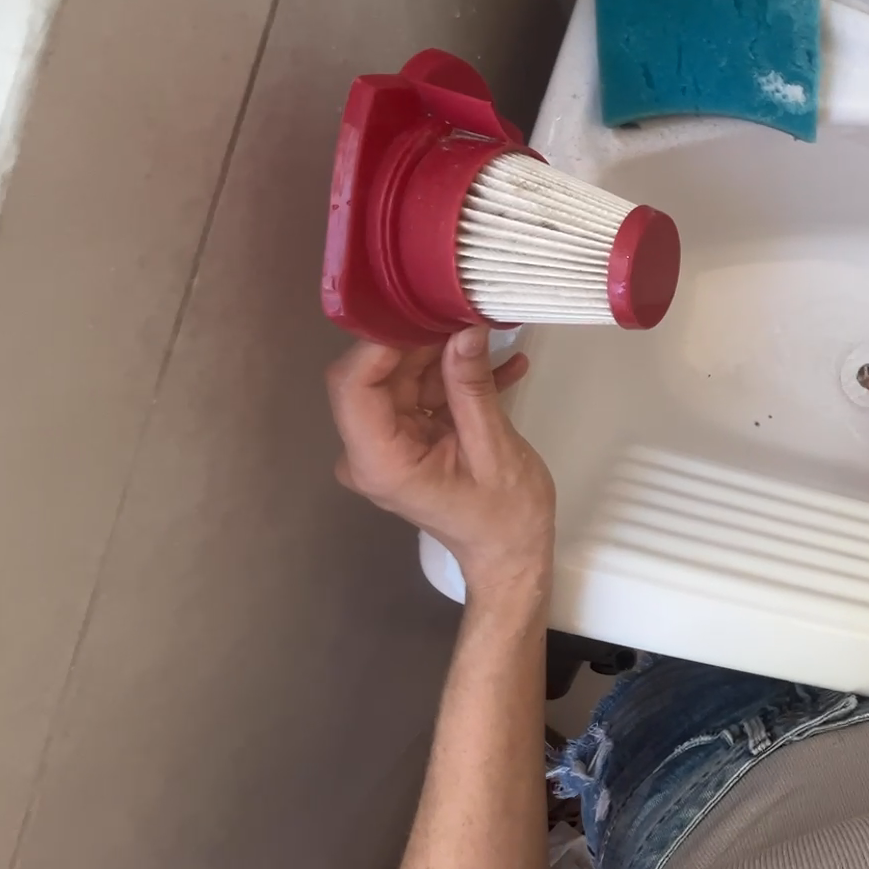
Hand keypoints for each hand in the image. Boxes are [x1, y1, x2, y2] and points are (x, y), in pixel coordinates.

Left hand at [326, 327, 555, 603]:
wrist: (513, 555)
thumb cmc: (505, 517)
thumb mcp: (496, 450)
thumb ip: (473, 390)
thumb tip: (463, 330)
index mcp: (381, 461)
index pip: (355, 386)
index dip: (382, 344)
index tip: (426, 313)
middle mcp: (372, 451)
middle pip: (380, 378)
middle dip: (423, 344)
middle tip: (467, 316)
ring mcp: (392, 445)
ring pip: (407, 382)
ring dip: (450, 359)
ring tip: (493, 337)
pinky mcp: (414, 441)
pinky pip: (429, 399)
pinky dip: (462, 382)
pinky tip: (504, 367)